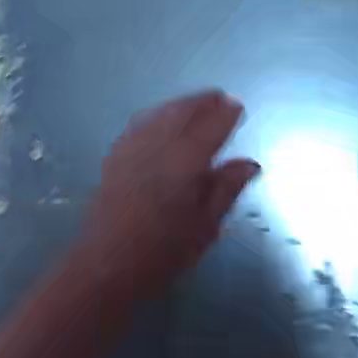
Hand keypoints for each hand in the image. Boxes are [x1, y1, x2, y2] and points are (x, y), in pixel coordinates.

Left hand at [73, 90, 260, 298]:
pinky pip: (141, 122)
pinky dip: (157, 114)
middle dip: (201, 102)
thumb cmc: (164, 250)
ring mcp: (132, 146)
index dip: (225, 115)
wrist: (108, 259)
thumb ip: (226, 188)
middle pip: (181, 112)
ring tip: (196, 104)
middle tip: (219, 97)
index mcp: (184, 161)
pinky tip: (162, 120)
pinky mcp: (116, 153)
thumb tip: (249, 163)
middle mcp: (157, 144)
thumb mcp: (205, 226)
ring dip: (179, 104)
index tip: (237, 105)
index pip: (209, 128)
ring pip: (159, 113)